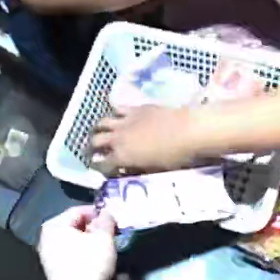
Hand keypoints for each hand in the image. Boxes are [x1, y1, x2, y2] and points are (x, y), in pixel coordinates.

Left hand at [38, 206, 117, 279]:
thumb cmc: (89, 264)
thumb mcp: (104, 238)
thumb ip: (106, 221)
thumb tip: (106, 214)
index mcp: (54, 224)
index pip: (79, 211)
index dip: (99, 214)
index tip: (114, 221)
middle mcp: (46, 238)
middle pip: (75, 227)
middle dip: (94, 230)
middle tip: (112, 236)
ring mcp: (48, 256)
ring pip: (74, 243)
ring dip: (91, 244)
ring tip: (106, 250)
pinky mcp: (54, 272)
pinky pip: (72, 256)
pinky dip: (84, 256)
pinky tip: (96, 264)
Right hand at [88, 105, 205, 174]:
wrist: (187, 131)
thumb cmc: (174, 157)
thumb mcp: (153, 170)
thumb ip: (137, 169)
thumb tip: (128, 168)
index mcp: (121, 157)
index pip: (101, 164)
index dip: (98, 167)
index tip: (99, 167)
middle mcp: (118, 138)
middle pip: (96, 141)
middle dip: (91, 147)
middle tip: (93, 150)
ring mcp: (125, 121)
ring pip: (102, 123)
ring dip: (98, 129)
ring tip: (100, 132)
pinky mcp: (135, 109)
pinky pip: (118, 109)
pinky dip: (114, 112)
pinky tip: (116, 114)